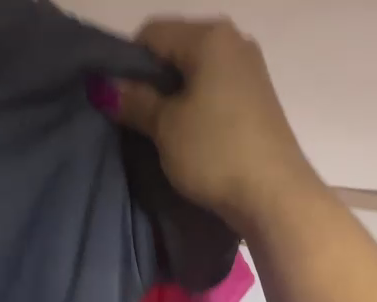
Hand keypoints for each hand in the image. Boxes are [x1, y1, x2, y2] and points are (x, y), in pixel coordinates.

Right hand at [116, 19, 321, 232]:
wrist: (271, 193)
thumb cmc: (214, 151)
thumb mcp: (165, 126)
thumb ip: (134, 101)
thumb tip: (104, 86)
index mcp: (210, 36)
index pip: (152, 33)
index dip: (126, 62)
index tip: (115, 99)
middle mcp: (233, 41)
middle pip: (176, 49)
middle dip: (150, 79)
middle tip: (132, 117)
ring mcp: (249, 69)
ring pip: (195, 71)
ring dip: (171, 95)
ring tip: (157, 129)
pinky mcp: (256, 98)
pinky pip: (213, 89)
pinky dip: (193, 105)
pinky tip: (185, 134)